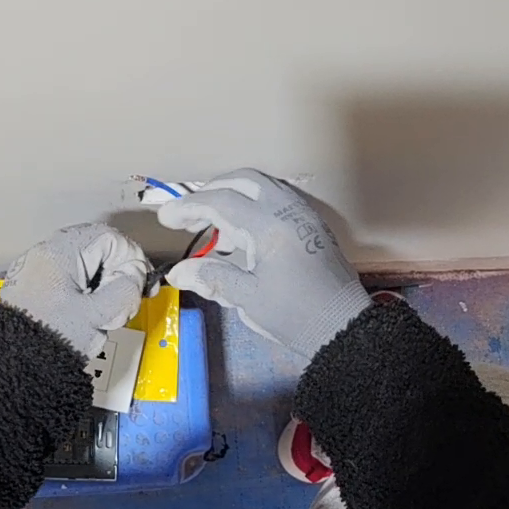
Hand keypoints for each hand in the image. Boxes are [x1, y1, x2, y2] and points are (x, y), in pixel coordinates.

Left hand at [0, 223, 150, 358]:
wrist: (12, 363)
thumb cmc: (49, 337)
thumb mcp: (98, 314)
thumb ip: (125, 290)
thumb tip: (136, 277)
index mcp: (61, 252)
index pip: (111, 239)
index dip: (132, 260)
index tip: (138, 283)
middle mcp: (46, 254)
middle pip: (97, 251)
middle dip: (116, 275)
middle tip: (123, 300)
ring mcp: (38, 271)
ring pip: (84, 267)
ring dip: (101, 287)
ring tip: (102, 315)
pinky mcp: (35, 289)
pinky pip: (68, 281)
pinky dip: (84, 295)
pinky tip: (86, 318)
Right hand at [158, 168, 370, 357]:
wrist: (343, 328)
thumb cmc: (295, 315)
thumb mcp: (248, 299)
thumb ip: (213, 278)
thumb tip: (178, 272)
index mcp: (270, 227)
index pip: (222, 202)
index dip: (189, 207)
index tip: (166, 218)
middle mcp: (288, 211)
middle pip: (243, 181)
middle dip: (211, 191)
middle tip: (188, 214)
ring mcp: (303, 216)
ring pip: (262, 187)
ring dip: (232, 195)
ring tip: (211, 224)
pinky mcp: (311, 226)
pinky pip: (277, 199)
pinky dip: (252, 205)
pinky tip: (241, 232)